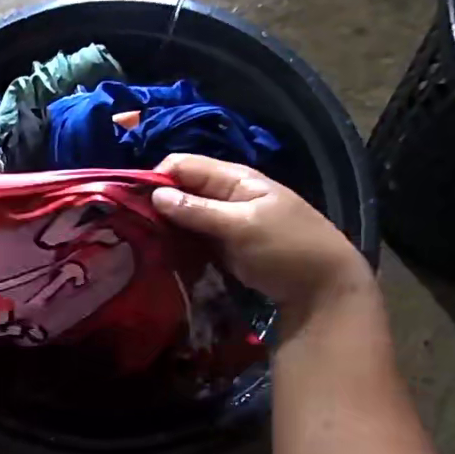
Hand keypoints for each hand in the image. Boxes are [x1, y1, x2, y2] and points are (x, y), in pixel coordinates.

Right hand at [151, 154, 371, 314]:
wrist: (324, 289)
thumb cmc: (287, 249)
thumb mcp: (242, 226)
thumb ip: (198, 210)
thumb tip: (155, 193)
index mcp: (235, 178)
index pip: (183, 165)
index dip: (156, 177)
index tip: (131, 203)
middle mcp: (226, 194)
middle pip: (180, 189)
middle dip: (156, 203)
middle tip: (130, 227)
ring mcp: (225, 221)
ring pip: (184, 215)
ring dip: (165, 226)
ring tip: (140, 242)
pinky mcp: (224, 246)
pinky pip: (193, 238)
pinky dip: (178, 243)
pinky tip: (161, 255)